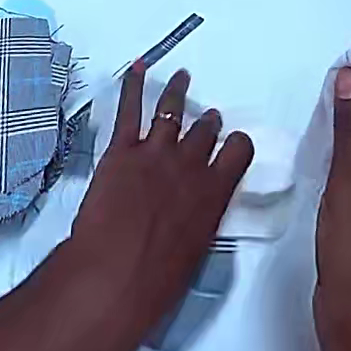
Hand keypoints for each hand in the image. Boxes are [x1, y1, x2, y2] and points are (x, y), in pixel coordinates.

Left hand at [56, 64, 254, 350]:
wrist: (112, 275)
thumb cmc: (154, 282)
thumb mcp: (194, 252)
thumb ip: (200, 218)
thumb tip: (194, 208)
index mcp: (212, 195)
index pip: (238, 153)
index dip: (237, 144)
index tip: (235, 140)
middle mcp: (188, 166)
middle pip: (205, 131)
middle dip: (208, 122)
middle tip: (208, 117)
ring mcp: (154, 152)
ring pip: (171, 110)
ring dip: (178, 91)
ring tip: (182, 77)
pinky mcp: (122, 148)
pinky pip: (130, 109)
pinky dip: (133, 84)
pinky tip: (136, 68)